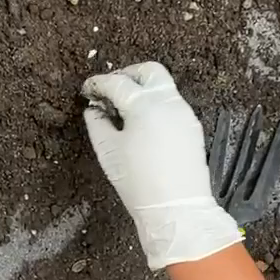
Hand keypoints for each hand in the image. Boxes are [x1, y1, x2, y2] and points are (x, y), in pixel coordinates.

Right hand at [82, 62, 242, 269]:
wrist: (177, 209)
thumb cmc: (137, 181)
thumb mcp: (108, 151)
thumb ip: (97, 123)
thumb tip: (94, 109)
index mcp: (145, 104)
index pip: (117, 82)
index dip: (98, 83)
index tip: (87, 90)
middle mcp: (169, 101)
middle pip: (149, 71)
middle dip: (127, 74)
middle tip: (110, 90)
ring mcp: (184, 113)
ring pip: (163, 87)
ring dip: (142, 89)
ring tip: (124, 109)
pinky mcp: (192, 128)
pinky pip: (171, 104)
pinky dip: (154, 104)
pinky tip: (142, 124)